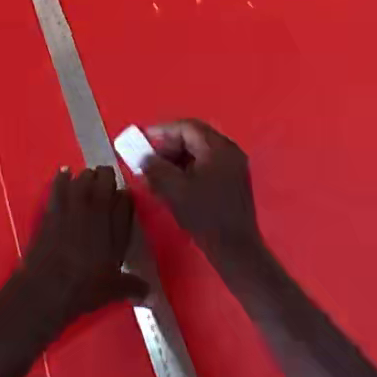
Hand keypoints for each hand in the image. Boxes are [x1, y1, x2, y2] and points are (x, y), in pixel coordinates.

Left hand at [16, 167, 146, 328]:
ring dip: (86, 176)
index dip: (126, 196)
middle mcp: (97, 213)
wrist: (47, 287)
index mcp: (117, 229)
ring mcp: (73, 208)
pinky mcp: (52, 210)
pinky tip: (64, 172)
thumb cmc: (85, 288)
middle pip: (105, 183)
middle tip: (106, 181)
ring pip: (83, 180)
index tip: (125, 196)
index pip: (126, 201)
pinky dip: (62, 178)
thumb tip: (150, 294)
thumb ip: (133, 286)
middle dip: (107, 178)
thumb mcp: (115, 289)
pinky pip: (59, 186)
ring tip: (88, 177)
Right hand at [141, 120, 264, 268]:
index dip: (161, 132)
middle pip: (193, 138)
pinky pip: (204, 166)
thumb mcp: (174, 189)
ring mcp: (232, 167)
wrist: (235, 249)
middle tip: (147, 158)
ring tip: (154, 173)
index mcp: (218, 149)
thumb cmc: (205, 216)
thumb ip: (156, 168)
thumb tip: (143, 157)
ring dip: (174, 160)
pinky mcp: (230, 182)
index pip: (187, 128)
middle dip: (167, 147)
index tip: (142, 141)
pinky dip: (185, 170)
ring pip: (197, 153)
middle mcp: (229, 152)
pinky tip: (170, 184)